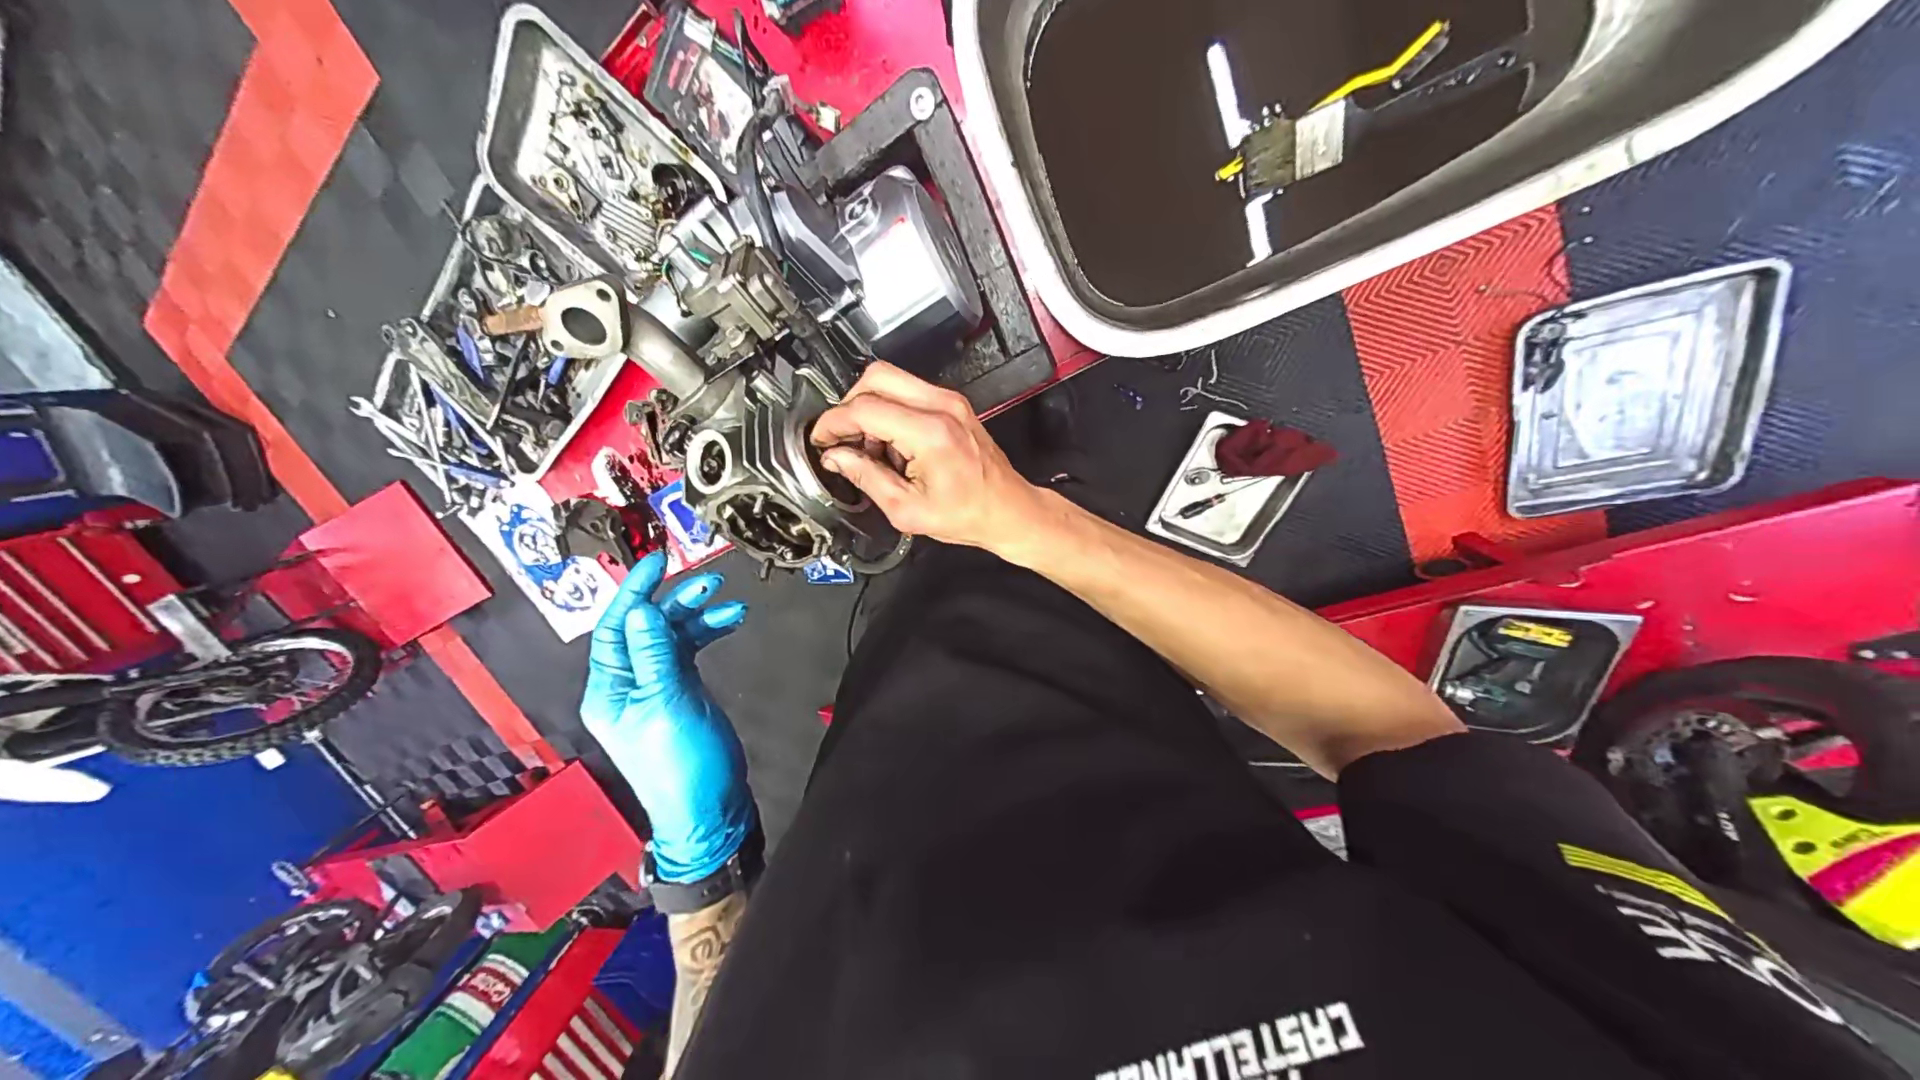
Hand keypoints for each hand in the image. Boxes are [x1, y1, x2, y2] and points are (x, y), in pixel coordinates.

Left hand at [581, 551, 755, 882]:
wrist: (710, 807)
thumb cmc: (680, 764)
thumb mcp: (665, 705)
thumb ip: (654, 656)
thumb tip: (640, 610)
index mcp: (610, 688)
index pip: (615, 628)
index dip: (634, 592)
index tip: (656, 562)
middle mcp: (629, 681)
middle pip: (647, 627)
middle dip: (676, 601)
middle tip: (708, 579)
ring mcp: (658, 684)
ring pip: (673, 635)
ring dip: (698, 615)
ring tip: (727, 600)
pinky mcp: (684, 688)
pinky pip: (692, 649)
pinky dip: (709, 632)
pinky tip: (730, 620)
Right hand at [809, 362, 1057, 555]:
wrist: (1007, 510)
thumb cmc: (969, 513)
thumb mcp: (906, 509)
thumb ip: (866, 477)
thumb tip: (837, 457)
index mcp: (931, 433)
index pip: (865, 408)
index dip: (833, 423)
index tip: (822, 439)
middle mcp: (942, 408)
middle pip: (875, 377)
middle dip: (848, 406)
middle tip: (841, 437)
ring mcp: (950, 402)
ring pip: (891, 379)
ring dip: (869, 407)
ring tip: (871, 447)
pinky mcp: (953, 404)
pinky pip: (908, 390)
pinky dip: (889, 409)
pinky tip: (891, 444)